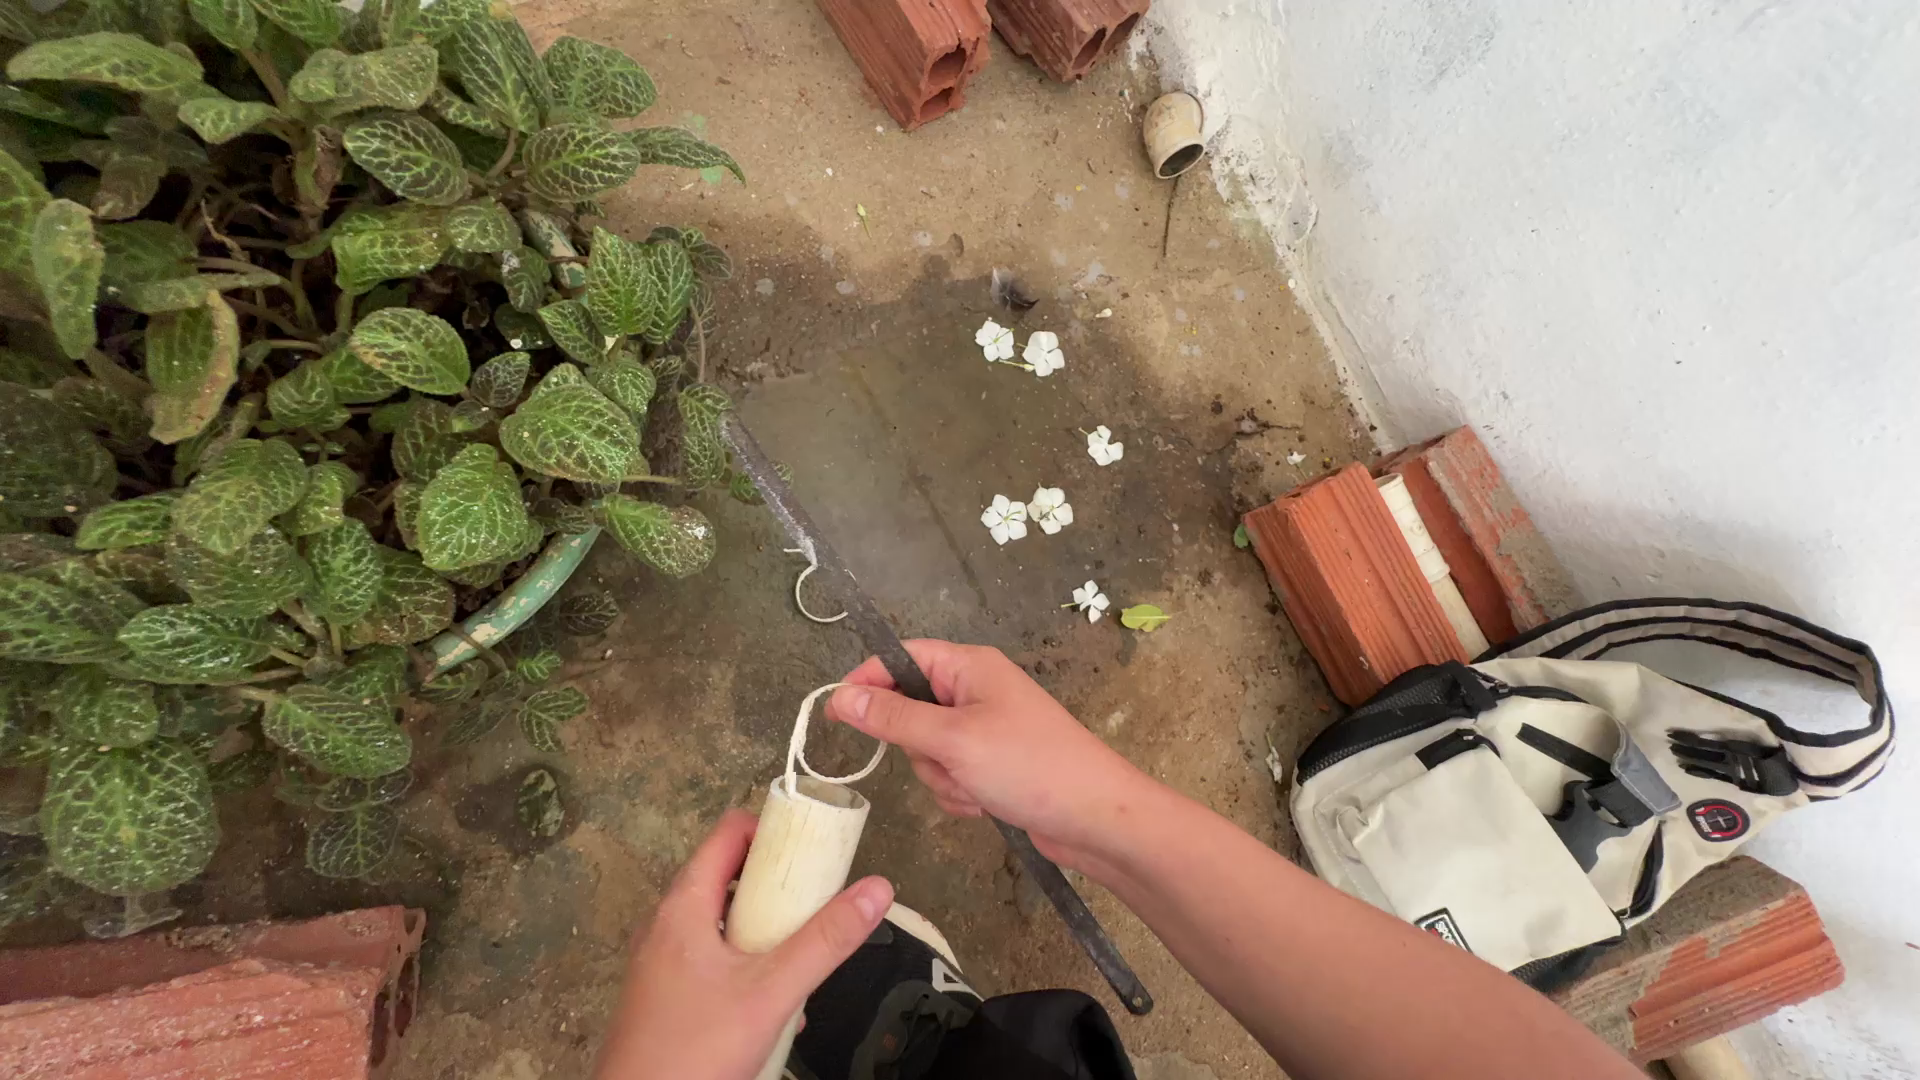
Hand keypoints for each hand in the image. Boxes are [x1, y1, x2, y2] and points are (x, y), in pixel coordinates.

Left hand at [593, 810, 893, 1079]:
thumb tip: (878, 888)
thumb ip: (826, 940)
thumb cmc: (695, 1050)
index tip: (812, 848)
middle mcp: (667, 922)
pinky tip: (774, 996)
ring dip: (765, 924)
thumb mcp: (770, 992)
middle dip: (778, 882)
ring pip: (723, 917)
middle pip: (729, 872)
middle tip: (816, 899)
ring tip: (802, 947)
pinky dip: (746, 957)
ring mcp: (662, 960)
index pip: (730, 831)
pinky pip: (712, 953)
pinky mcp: (665, 994)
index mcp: (684, 903)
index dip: (773, 828)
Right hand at [827, 640, 1156, 877]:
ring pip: (926, 750)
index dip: (867, 680)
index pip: (901, 657)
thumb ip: (893, 717)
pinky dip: (959, 792)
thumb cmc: (1027, 765)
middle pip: (910, 709)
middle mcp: (974, 690)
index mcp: (968, 666)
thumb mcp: (953, 739)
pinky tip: (985, 803)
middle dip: (919, 746)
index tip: (835, 711)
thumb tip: (840, 695)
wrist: (1094, 818)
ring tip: (976, 786)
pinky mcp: (990, 764)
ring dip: (942, 776)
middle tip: (944, 758)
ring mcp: (983, 729)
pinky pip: (949, 774)